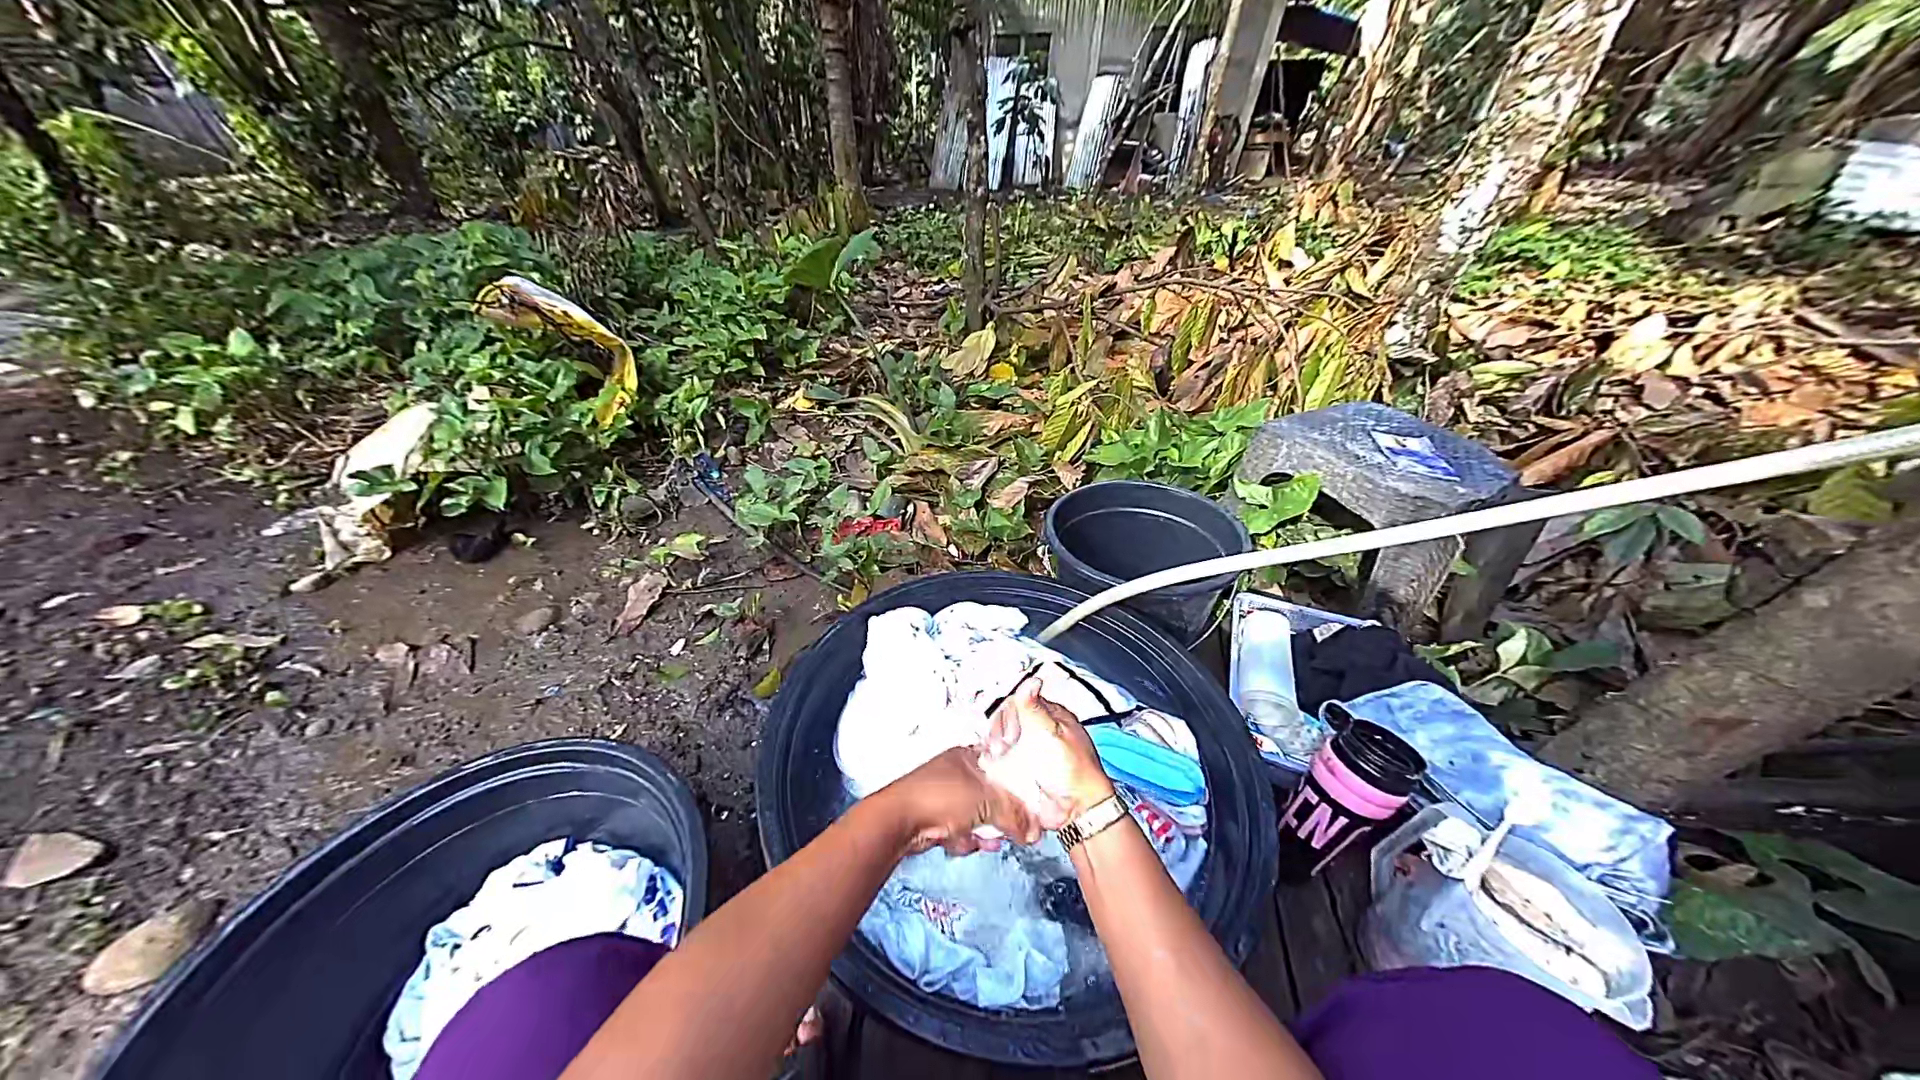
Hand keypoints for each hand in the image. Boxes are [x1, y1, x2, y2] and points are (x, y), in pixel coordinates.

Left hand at [880, 746, 1039, 855]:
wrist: (899, 821)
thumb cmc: (940, 796)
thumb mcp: (986, 800)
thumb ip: (1014, 815)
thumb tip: (1034, 831)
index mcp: (968, 757)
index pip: (1002, 766)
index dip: (1018, 784)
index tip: (1031, 803)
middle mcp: (956, 774)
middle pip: (991, 795)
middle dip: (1002, 815)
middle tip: (1016, 829)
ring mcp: (945, 797)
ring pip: (977, 816)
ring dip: (985, 831)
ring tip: (990, 840)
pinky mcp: (936, 820)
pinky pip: (962, 831)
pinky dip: (967, 839)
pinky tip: (967, 843)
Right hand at [980, 678, 1114, 830]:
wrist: (1076, 811)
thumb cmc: (1074, 773)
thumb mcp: (1051, 734)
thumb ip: (1035, 708)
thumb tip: (1031, 682)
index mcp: (1052, 718)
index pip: (1021, 701)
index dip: (1009, 712)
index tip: (1007, 727)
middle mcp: (1040, 733)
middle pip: (1008, 719)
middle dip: (1000, 730)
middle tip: (1002, 744)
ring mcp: (1031, 752)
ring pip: (1002, 739)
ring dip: (996, 745)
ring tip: (999, 755)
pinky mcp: (1023, 771)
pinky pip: (1002, 761)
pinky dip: (995, 761)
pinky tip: (996, 765)